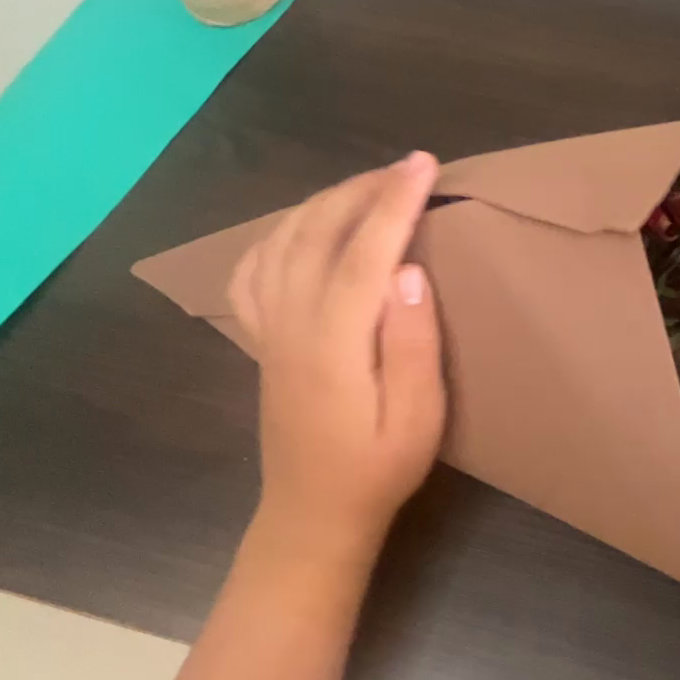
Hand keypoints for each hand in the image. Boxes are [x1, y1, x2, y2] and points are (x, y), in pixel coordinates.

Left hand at [227, 151, 446, 560]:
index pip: (364, 252)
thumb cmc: (378, 467)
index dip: (394, 203)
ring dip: (326, 201)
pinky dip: (279, 232)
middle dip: (363, 189)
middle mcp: (291, 323)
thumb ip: (413, 343)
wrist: (313, 514)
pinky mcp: (261, 338)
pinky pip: (255, 268)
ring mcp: (268, 328)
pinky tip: (304, 227)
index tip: (424, 165)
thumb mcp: (419, 418)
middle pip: (317, 233)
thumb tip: (409, 270)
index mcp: (334, 342)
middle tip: (408, 166)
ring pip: (283, 240)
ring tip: (369, 185)